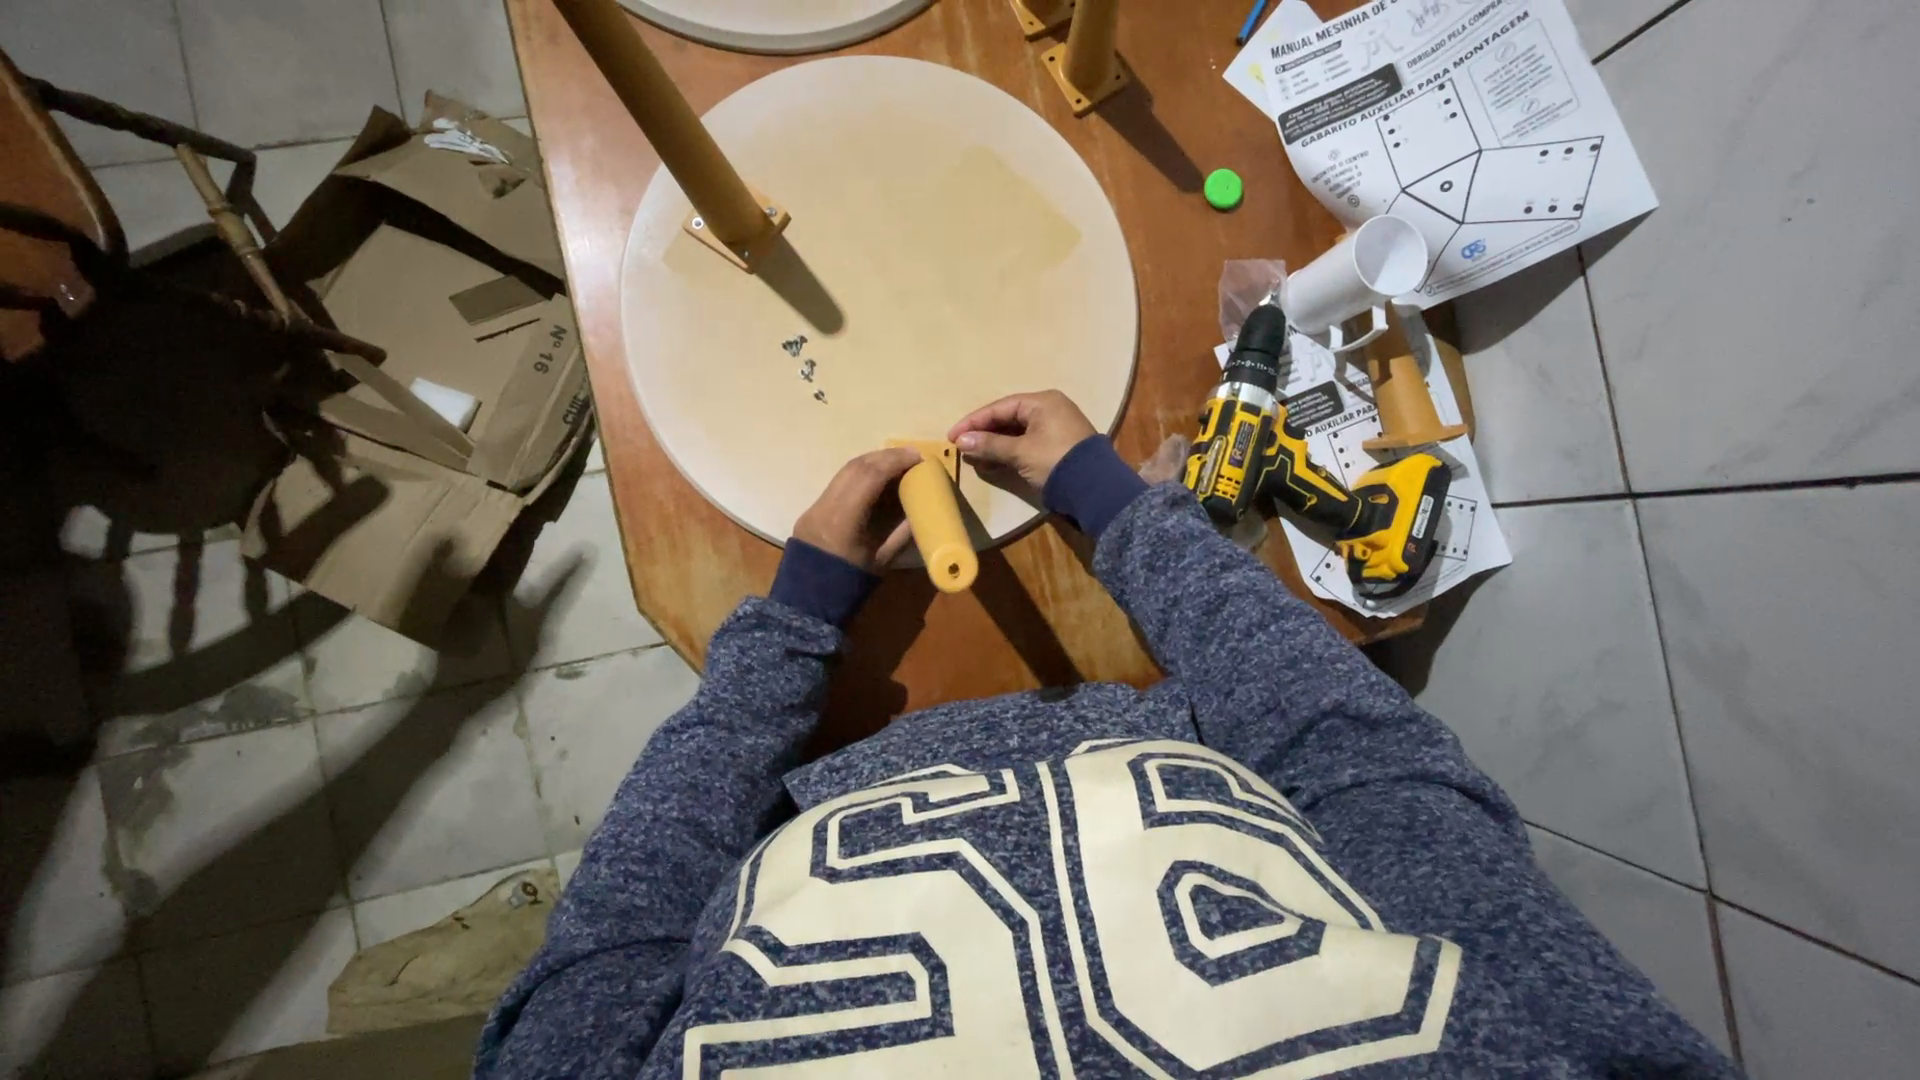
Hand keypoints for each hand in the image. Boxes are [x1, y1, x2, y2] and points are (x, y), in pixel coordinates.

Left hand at [792, 446, 922, 573]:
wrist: (808, 600)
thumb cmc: (848, 585)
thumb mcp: (882, 561)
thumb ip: (902, 533)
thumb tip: (922, 510)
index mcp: (843, 520)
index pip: (869, 476)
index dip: (895, 461)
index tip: (918, 457)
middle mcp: (826, 505)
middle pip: (856, 466)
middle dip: (886, 456)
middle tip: (911, 455)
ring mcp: (815, 505)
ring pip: (845, 470)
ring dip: (873, 461)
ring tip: (897, 462)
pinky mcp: (812, 508)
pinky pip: (839, 482)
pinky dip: (861, 473)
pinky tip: (877, 477)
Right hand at [946, 390, 1095, 495]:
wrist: (1094, 488)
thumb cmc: (1054, 460)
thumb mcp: (1020, 452)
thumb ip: (990, 445)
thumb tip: (961, 441)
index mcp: (1042, 402)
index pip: (1000, 407)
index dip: (974, 422)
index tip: (952, 436)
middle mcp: (1050, 409)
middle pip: (1008, 418)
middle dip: (984, 434)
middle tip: (962, 447)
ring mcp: (1055, 428)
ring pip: (1016, 433)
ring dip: (995, 445)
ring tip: (974, 458)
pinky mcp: (1057, 446)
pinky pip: (1026, 444)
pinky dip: (1009, 452)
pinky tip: (993, 464)